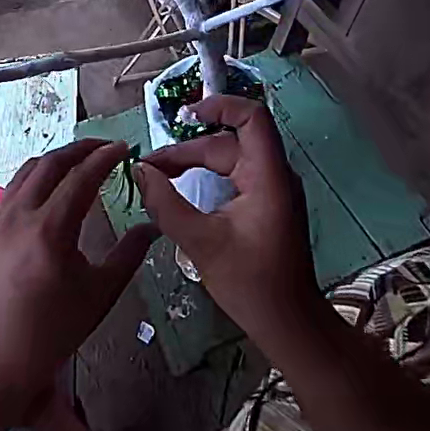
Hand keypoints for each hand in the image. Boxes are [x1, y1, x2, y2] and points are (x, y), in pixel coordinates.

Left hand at [0, 140, 157, 405]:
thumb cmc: (48, 335)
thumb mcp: (98, 296)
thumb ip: (128, 255)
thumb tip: (151, 228)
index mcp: (50, 228)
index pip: (82, 176)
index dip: (105, 157)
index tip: (124, 148)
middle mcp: (20, 213)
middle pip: (52, 162)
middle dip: (81, 148)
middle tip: (105, 147)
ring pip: (28, 170)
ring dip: (57, 159)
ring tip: (80, 162)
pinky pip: (15, 187)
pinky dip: (37, 176)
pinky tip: (51, 191)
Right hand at [135, 97, 322, 338]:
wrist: (289, 325)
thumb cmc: (251, 284)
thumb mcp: (201, 242)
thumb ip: (165, 204)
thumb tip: (140, 171)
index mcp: (268, 177)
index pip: (252, 118)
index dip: (219, 105)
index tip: (184, 115)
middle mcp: (274, 175)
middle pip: (228, 142)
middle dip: (186, 150)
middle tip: (149, 169)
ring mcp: (272, 189)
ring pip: (228, 159)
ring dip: (192, 164)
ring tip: (157, 177)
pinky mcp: (266, 203)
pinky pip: (233, 176)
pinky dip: (205, 177)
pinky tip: (181, 189)